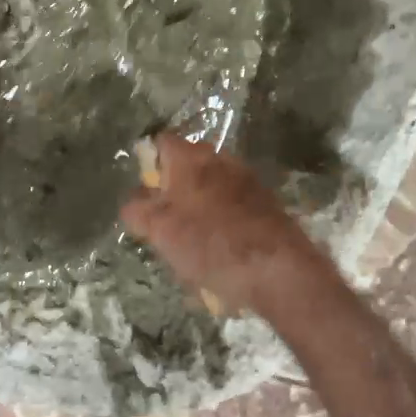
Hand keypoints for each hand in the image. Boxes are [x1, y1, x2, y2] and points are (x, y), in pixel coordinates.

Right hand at [119, 133, 327, 315]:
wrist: (280, 273)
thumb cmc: (209, 244)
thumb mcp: (157, 230)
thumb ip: (136, 209)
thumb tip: (135, 201)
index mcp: (190, 158)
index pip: (160, 142)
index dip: (149, 163)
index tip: (146, 193)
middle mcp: (221, 160)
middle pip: (188, 164)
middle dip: (175, 185)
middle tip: (166, 217)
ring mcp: (249, 181)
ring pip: (213, 184)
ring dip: (201, 203)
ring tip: (195, 238)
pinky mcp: (270, 205)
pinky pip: (235, 203)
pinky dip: (225, 218)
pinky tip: (224, 248)